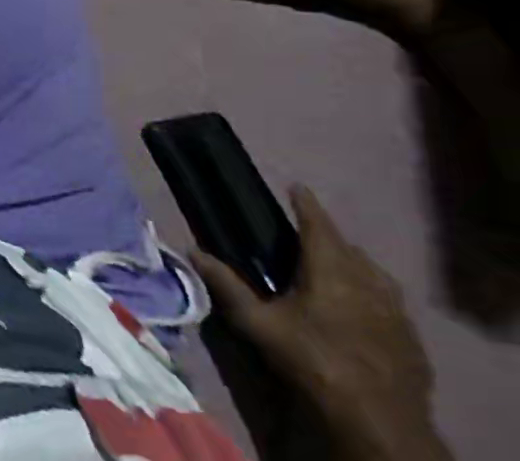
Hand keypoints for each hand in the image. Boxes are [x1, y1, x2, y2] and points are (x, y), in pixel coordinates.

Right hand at [194, 186, 447, 460]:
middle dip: (330, 235)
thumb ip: (225, 284)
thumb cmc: (309, 356)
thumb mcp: (255, 321)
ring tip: (335, 261)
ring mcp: (396, 313)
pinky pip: (390, 299)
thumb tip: (190, 250)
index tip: (298, 187)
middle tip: (308, 228)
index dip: (308, 207)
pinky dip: (372, 288)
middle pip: (352, 250)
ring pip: (376, 275)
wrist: (375, 413)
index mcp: (332, 274)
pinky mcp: (409, 336)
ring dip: (354, 261)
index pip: (320, 229)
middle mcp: (369, 285)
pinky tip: (360, 302)